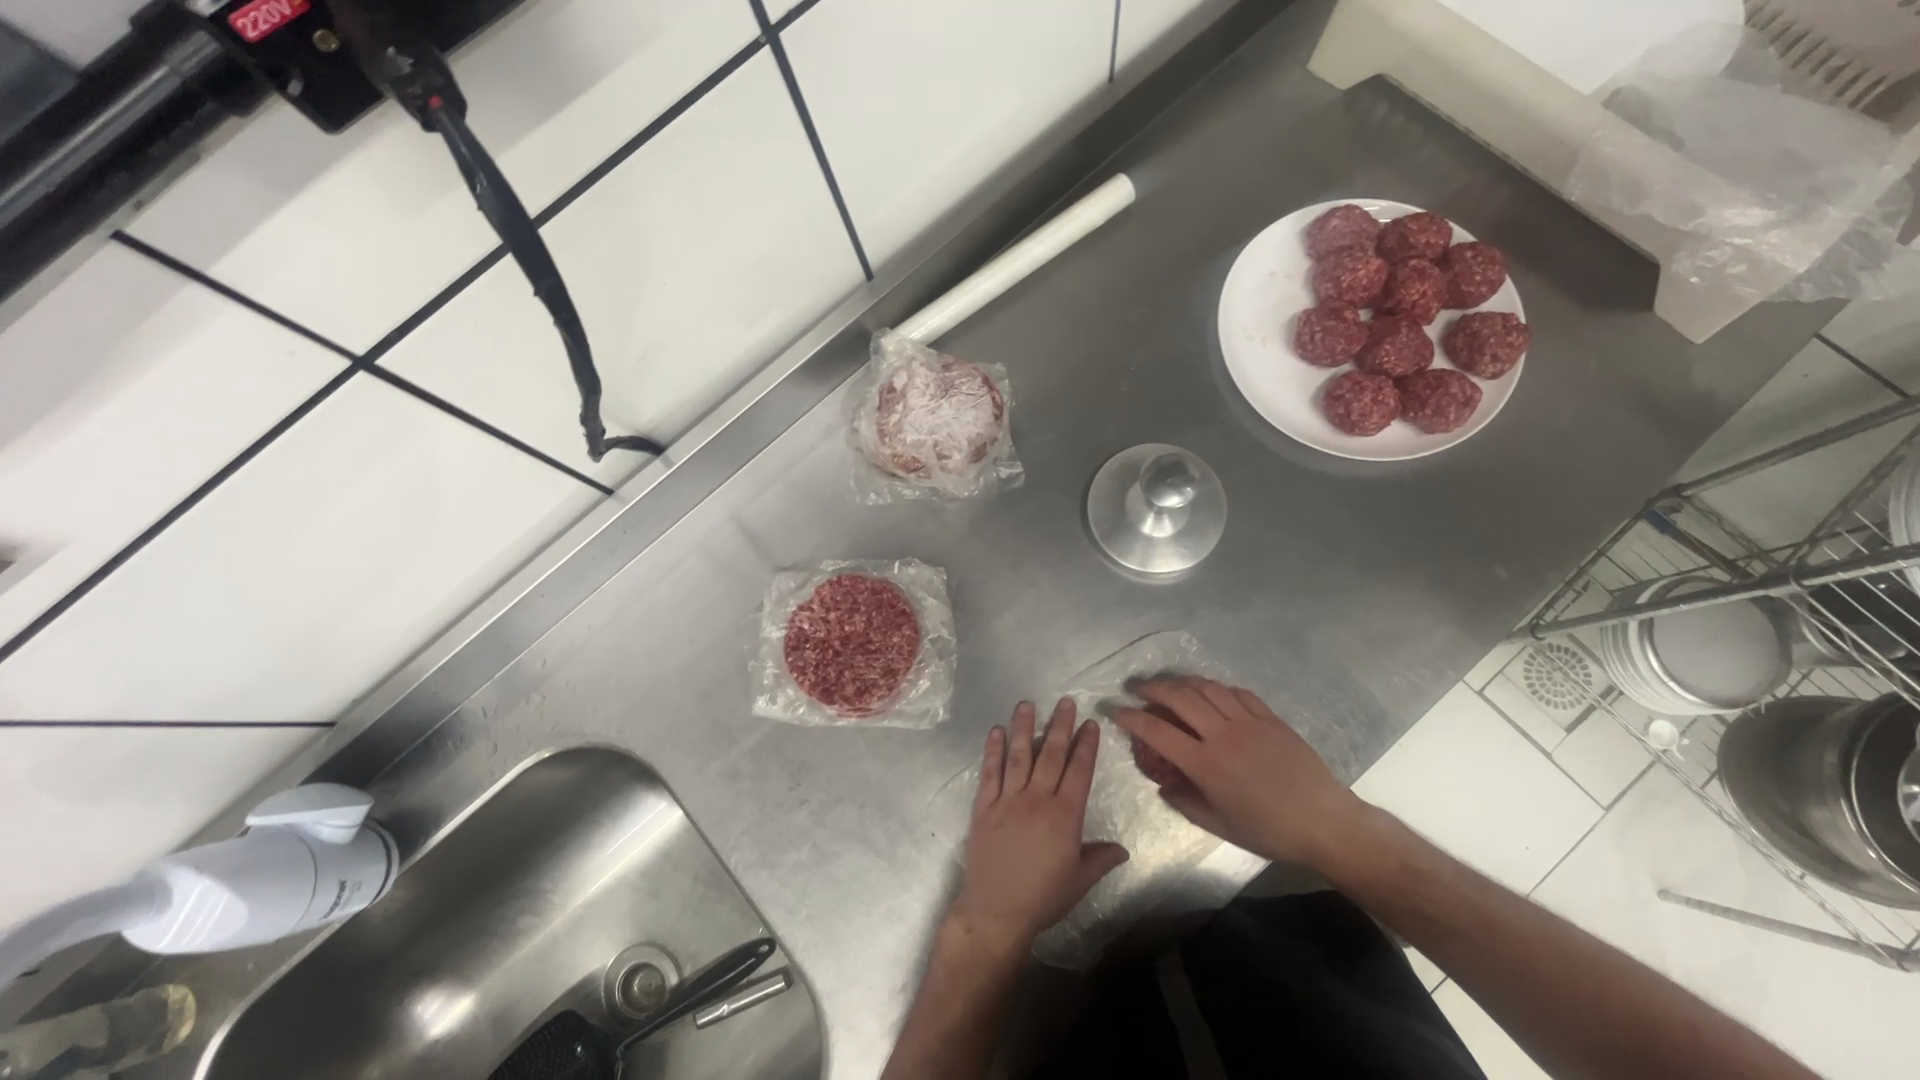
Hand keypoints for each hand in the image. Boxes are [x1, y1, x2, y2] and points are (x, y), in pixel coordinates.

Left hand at [951, 698, 1129, 947]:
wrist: (996, 910)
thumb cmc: (1043, 897)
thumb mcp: (1080, 880)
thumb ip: (1101, 859)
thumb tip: (1122, 849)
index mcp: (1065, 815)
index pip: (1079, 770)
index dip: (1086, 745)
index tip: (1091, 723)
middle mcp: (1037, 799)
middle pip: (1052, 755)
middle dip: (1061, 726)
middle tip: (1065, 702)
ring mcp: (1008, 800)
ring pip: (1019, 756)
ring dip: (1025, 728)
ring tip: (1028, 704)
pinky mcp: (984, 807)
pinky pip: (989, 773)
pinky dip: (993, 751)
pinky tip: (997, 732)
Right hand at [1111, 677, 1371, 871]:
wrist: (1324, 822)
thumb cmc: (1269, 831)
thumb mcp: (1219, 826)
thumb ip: (1185, 802)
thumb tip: (1164, 785)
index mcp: (1206, 765)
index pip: (1158, 732)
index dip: (1132, 718)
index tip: (1115, 710)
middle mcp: (1223, 735)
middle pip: (1180, 698)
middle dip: (1152, 689)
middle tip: (1135, 688)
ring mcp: (1249, 722)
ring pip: (1207, 688)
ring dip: (1182, 682)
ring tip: (1168, 684)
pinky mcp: (1270, 719)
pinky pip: (1237, 693)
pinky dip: (1216, 688)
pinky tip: (1209, 692)